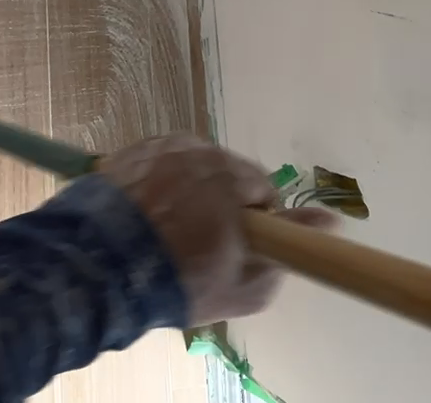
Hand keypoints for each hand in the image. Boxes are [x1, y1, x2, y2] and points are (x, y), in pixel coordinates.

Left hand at [99, 132, 338, 324]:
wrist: (101, 265)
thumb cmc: (180, 279)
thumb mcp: (246, 283)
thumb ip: (289, 249)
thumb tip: (329, 221)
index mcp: (229, 176)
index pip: (261, 189)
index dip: (258, 219)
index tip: (244, 242)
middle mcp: (195, 150)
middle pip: (223, 171)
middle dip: (222, 200)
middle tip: (204, 238)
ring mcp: (157, 147)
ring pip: (190, 164)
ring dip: (190, 186)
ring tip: (172, 225)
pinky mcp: (128, 151)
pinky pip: (158, 162)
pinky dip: (160, 181)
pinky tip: (149, 211)